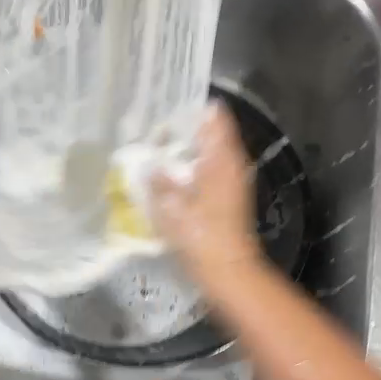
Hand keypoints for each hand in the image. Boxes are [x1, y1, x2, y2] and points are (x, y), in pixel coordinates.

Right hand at [151, 101, 268, 297]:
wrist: (228, 272)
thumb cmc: (202, 238)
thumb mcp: (172, 208)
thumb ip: (160, 181)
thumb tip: (148, 164)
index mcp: (222, 160)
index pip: (214, 118)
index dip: (192, 109)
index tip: (167, 107)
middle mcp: (232, 165)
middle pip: (211, 135)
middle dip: (184, 131)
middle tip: (154, 130)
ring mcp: (231, 183)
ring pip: (208, 155)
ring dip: (185, 152)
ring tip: (156, 151)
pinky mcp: (226, 200)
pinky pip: (206, 174)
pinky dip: (189, 171)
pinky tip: (168, 179)